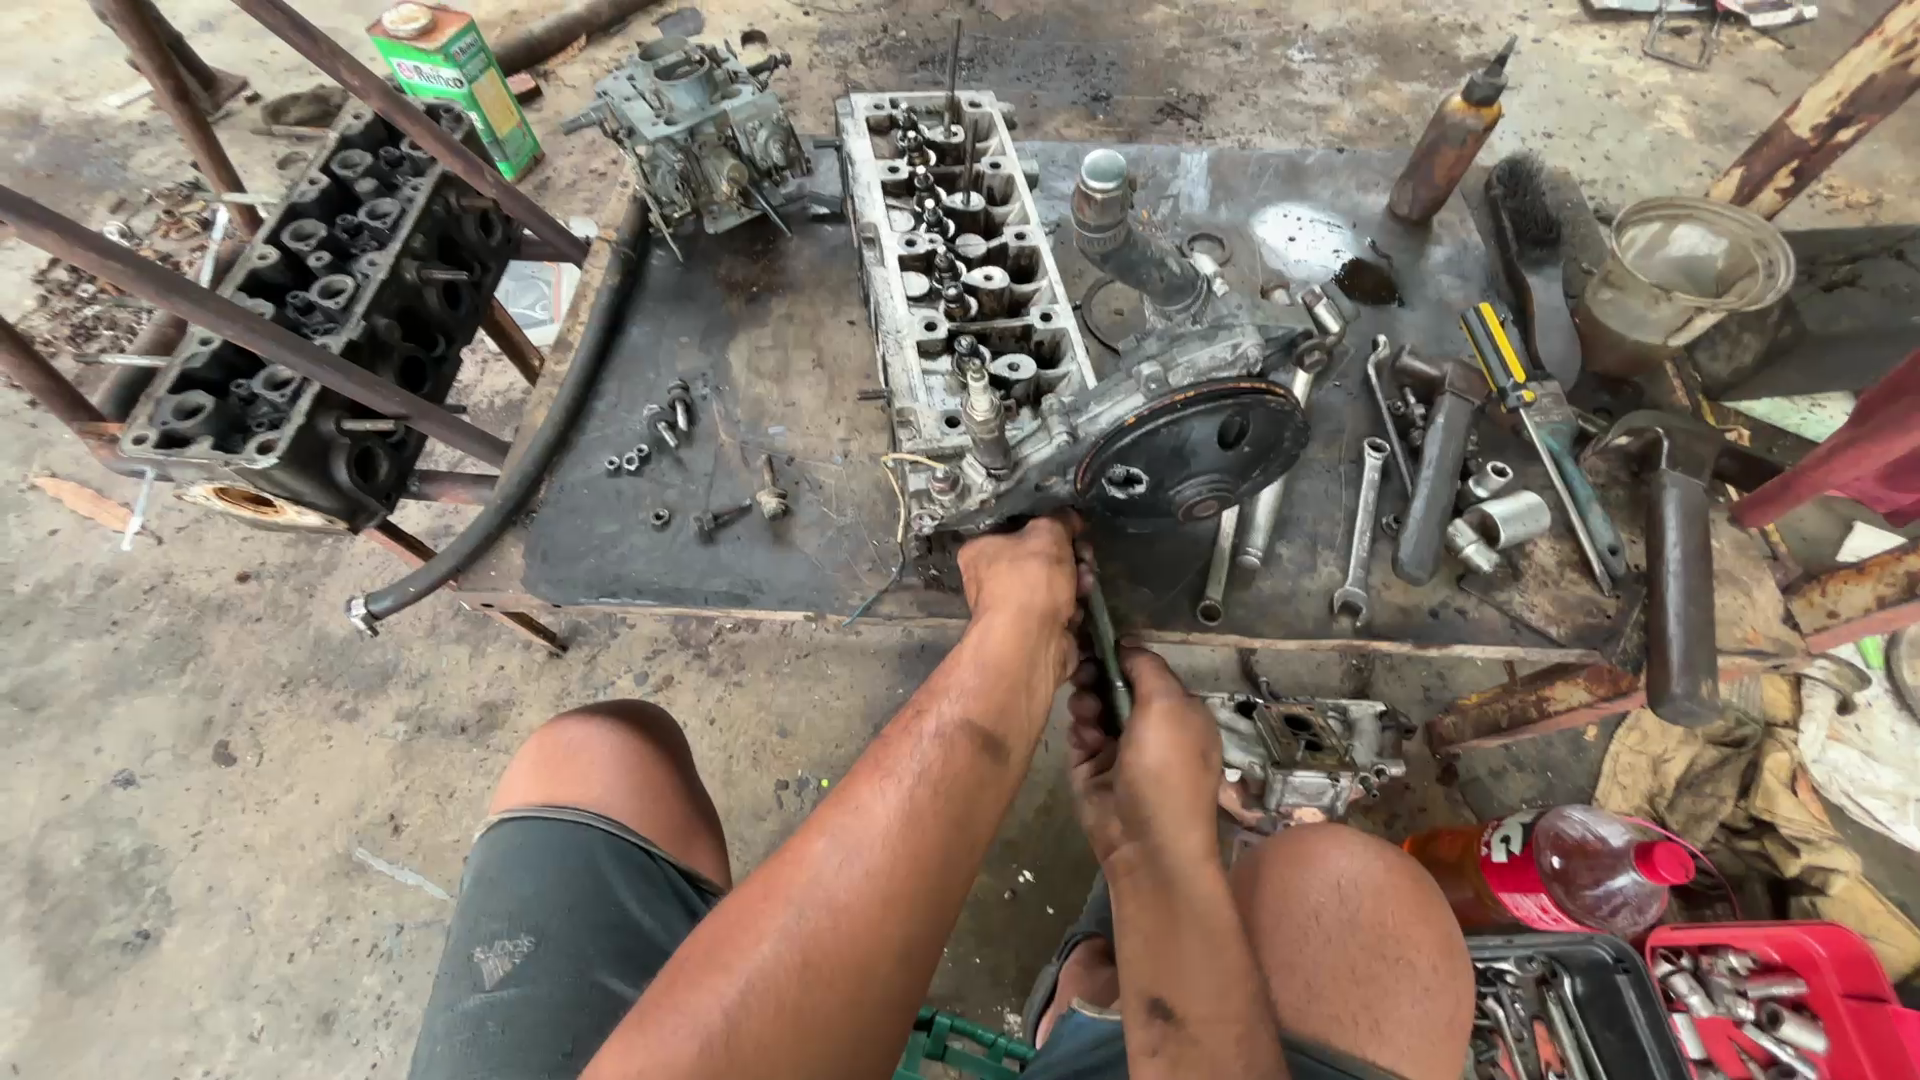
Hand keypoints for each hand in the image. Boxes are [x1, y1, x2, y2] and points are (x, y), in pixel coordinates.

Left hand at [956, 514, 1085, 682]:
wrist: (1031, 640)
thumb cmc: (1030, 578)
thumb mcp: (1048, 532)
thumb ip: (1060, 518)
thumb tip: (1069, 516)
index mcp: (979, 551)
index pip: (1015, 529)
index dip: (1046, 526)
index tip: (1071, 527)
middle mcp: (990, 579)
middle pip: (1038, 557)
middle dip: (1069, 555)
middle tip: (1083, 555)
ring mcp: (1012, 607)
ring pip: (1053, 583)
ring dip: (1076, 579)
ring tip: (1086, 580)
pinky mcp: (1033, 629)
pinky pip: (1058, 608)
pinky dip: (1073, 605)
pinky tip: (1081, 603)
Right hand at [1066, 647, 1221, 869]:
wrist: (1147, 842)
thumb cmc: (1166, 768)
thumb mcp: (1168, 705)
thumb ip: (1146, 667)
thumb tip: (1125, 644)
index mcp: (1178, 712)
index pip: (1145, 671)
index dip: (1121, 657)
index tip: (1095, 645)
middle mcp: (1150, 727)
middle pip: (1114, 685)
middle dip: (1096, 678)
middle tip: (1083, 676)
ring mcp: (1119, 748)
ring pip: (1092, 707)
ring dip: (1086, 704)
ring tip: (1087, 714)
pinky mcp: (1092, 767)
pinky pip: (1078, 734)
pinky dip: (1079, 732)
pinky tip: (1086, 741)